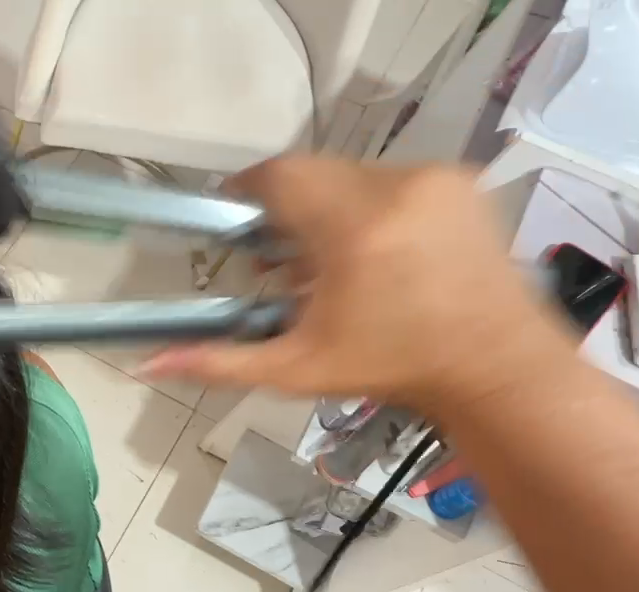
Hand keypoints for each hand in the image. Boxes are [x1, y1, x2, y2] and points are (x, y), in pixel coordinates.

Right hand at [143, 157, 580, 413]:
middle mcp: (399, 189)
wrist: (491, 363)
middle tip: (272, 259)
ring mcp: (436, 181)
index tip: (227, 214)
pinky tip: (361, 254)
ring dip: (320, 210)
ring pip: (348, 175)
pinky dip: (360, 207)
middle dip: (283, 209)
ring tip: (317, 265)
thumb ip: (216, 363)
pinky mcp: (458, 184)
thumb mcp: (290, 370)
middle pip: (313, 173)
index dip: (245, 188)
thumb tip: (147, 366)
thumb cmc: (385, 367)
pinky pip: (387, 179)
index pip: (283, 176)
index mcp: (356, 231)